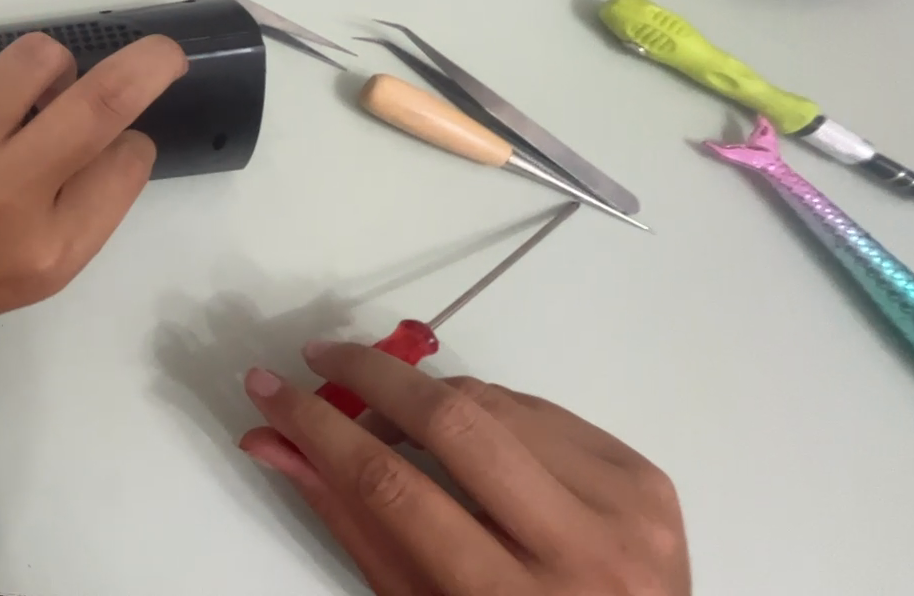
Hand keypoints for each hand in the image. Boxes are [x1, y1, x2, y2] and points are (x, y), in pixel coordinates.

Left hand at [0, 18, 186, 374]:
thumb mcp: (32, 279)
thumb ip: (85, 211)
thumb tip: (118, 137)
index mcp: (46, 247)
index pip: (129, 162)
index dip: (136, 139)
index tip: (120, 139)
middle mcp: (2, 195)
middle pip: (102, 99)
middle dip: (151, 62)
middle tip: (157, 54)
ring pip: (31, 57)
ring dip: (45, 63)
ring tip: (19, 88)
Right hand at [239, 345, 689, 595]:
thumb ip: (341, 510)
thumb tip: (266, 435)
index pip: (394, 488)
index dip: (319, 427)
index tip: (267, 386)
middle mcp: (586, 557)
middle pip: (452, 422)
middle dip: (369, 373)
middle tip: (319, 356)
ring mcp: (628, 512)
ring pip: (486, 401)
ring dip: (421, 396)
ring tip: (393, 418)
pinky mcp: (647, 479)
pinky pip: (530, 406)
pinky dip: (478, 407)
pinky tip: (466, 438)